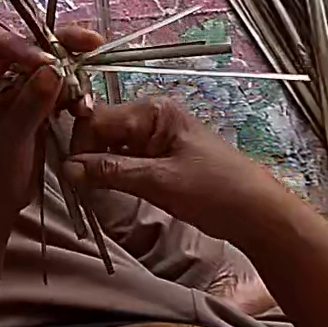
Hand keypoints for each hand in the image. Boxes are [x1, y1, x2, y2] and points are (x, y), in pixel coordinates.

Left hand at [0, 23, 103, 233]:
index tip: (51, 61)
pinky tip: (85, 105)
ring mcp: (22, 95)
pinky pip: (60, 90)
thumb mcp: (9, 141)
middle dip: (61, 44)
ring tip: (87, 90)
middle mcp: (1, 83)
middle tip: (91, 42)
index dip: (25, 47)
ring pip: (50, 68)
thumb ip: (28, 105)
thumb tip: (52, 69)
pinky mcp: (40, 110)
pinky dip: (75, 93)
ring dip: (73, 72)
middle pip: (30, 49)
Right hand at [65, 96, 302, 249]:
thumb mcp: (160, 181)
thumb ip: (111, 172)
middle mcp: (150, 117)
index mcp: (152, 111)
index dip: (79, 144)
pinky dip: (112, 172)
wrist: (259, 215)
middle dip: (86, 155)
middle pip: (100, 130)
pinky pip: (123, 158)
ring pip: (109, 146)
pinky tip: (106, 188)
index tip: (68, 173)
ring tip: (89, 189)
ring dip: (98, 166)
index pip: (97, 118)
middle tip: (77, 186)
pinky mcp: (157, 156)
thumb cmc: (216, 191)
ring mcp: (153, 136)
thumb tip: (68, 170)